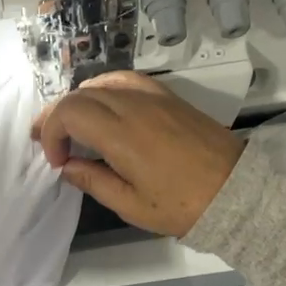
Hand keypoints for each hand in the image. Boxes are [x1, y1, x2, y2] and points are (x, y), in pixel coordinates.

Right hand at [32, 71, 245, 236]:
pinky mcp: (168, 97)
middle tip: (48, 141)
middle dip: (57, 116)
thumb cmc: (182, 206)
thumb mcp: (132, 205)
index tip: (56, 161)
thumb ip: (94, 181)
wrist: (237, 191)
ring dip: (79, 101)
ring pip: (101, 83)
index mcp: (121, 134)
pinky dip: (105, 88)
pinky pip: (127, 80)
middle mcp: (133, 106)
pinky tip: (102, 105)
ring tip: (70, 124)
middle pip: (80, 95)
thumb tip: (68, 166)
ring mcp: (153, 97)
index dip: (52, 133)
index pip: (69, 113)